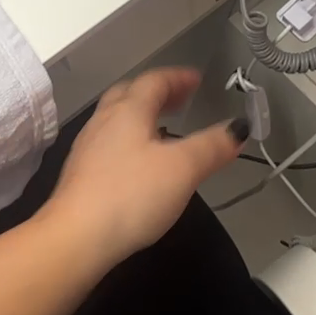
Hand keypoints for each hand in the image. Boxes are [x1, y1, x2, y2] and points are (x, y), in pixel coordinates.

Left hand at [33, 68, 246, 267]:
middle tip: (181, 99)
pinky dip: (130, 139)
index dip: (178, 77)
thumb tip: (238, 128)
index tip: (196, 79)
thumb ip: (211, 146)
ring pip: (116, 119)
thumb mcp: (182, 169)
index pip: (154, 81)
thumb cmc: (131, 195)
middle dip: (157, 93)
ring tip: (164, 128)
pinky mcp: (81, 174)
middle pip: (130, 94)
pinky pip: (109, 143)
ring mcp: (88, 147)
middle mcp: (104, 122)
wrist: (76, 236)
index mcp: (128, 111)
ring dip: (142, 115)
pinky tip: (140, 162)